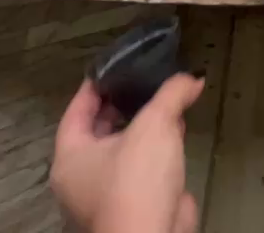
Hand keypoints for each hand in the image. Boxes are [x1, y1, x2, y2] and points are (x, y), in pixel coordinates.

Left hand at [51, 75, 203, 232]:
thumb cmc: (136, 178)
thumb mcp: (155, 124)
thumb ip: (172, 93)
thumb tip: (193, 77)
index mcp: (71, 158)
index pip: (77, 111)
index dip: (94, 85)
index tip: (115, 63)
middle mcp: (81, 176)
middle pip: (99, 128)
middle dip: (124, 101)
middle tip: (147, 75)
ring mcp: (107, 191)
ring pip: (124, 145)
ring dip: (145, 122)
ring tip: (169, 95)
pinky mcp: (133, 200)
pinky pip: (142, 162)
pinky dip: (158, 143)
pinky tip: (178, 127)